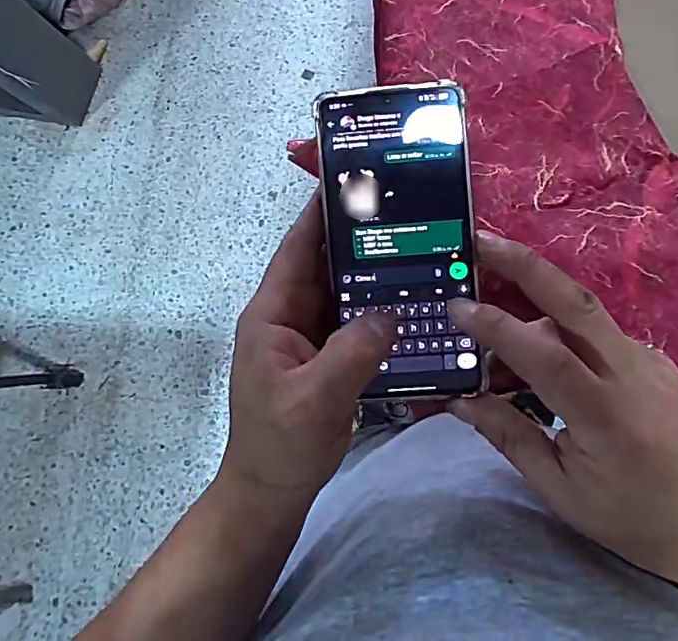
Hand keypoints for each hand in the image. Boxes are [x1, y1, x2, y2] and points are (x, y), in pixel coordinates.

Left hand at [219, 194, 396, 504]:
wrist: (270, 492)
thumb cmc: (280, 443)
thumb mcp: (315, 399)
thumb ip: (352, 353)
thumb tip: (390, 313)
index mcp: (271, 313)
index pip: (294, 252)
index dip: (316, 217)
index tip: (344, 184)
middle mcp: (286, 316)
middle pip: (319, 266)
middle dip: (351, 240)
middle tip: (393, 212)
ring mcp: (305, 337)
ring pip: (336, 293)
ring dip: (365, 274)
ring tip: (407, 246)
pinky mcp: (322, 357)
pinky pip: (348, 322)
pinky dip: (371, 309)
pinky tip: (403, 300)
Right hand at [446, 231, 677, 604]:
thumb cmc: (635, 521)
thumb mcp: (561, 491)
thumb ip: (508, 435)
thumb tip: (457, 398)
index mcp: (610, 419)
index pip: (547, 357)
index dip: (498, 327)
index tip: (457, 307)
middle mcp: (635, 377)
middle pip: (576, 303)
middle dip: (525, 264)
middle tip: (480, 240)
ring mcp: (649, 361)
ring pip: (581, 311)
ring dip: (532, 294)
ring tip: (488, 300)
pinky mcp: (653, 357)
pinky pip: (594, 329)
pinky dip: (554, 324)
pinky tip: (532, 340)